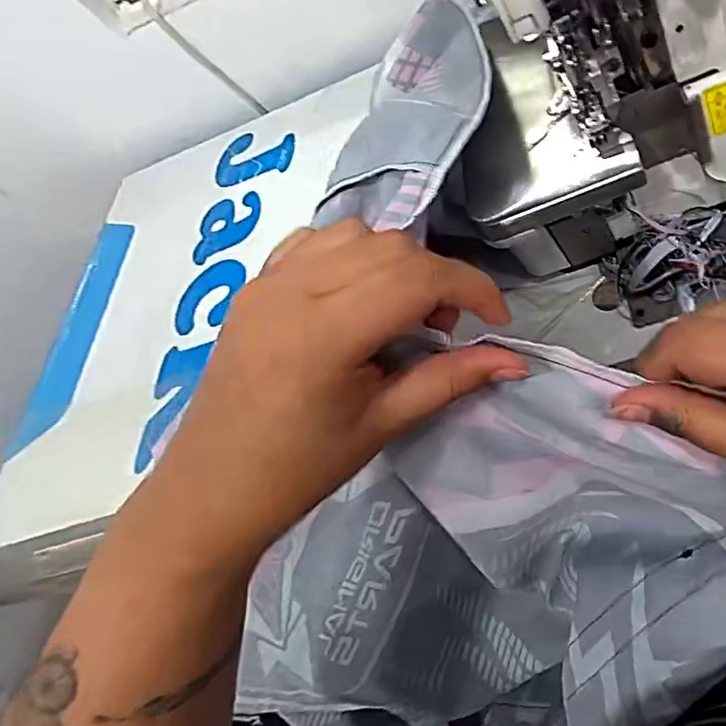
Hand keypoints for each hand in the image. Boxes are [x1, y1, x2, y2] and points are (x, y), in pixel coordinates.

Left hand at [131, 220, 527, 568]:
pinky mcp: (254, 284)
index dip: (472, 288)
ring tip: (399, 311)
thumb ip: (451, 379)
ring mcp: (267, 281)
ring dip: (397, 261)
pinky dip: (353, 254)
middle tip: (441, 330)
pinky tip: (356, 294)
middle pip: (394, 248)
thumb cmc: (300, 468)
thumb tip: (515, 360)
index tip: (496, 320)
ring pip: (357, 234)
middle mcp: (294, 290)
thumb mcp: (384, 423)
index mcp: (326, 332)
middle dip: (438, 278)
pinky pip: (316, 240)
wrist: (210, 491)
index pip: (418, 277)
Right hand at [610, 295, 725, 539]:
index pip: (680, 341)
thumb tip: (624, 405)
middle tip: (677, 405)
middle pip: (697, 320)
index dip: (651, 372)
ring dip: (702, 347)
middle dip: (673, 359)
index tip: (646, 407)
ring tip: (715, 395)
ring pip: (722, 312)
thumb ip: (688, 419)